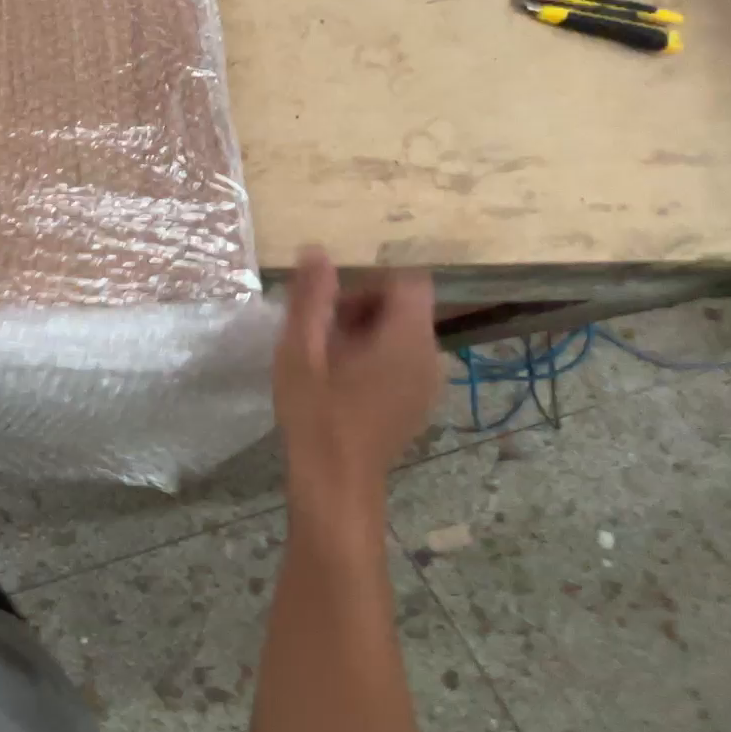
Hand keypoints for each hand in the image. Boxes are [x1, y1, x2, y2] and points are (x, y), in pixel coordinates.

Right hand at [273, 246, 438, 535]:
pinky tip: (338, 382)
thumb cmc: (315, 414)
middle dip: (358, 308)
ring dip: (362, 334)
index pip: (408, 281)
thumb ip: (311, 300)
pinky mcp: (418, 401)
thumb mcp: (300, 352)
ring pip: (400, 334)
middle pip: (403, 307)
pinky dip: (371, 358)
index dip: (366, 281)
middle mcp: (430, 356)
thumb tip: (316, 251)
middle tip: (315, 334)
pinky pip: (401, 360)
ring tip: (321, 359)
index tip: (327, 304)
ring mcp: (428, 382)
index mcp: (406, 339)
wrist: (335, 480)